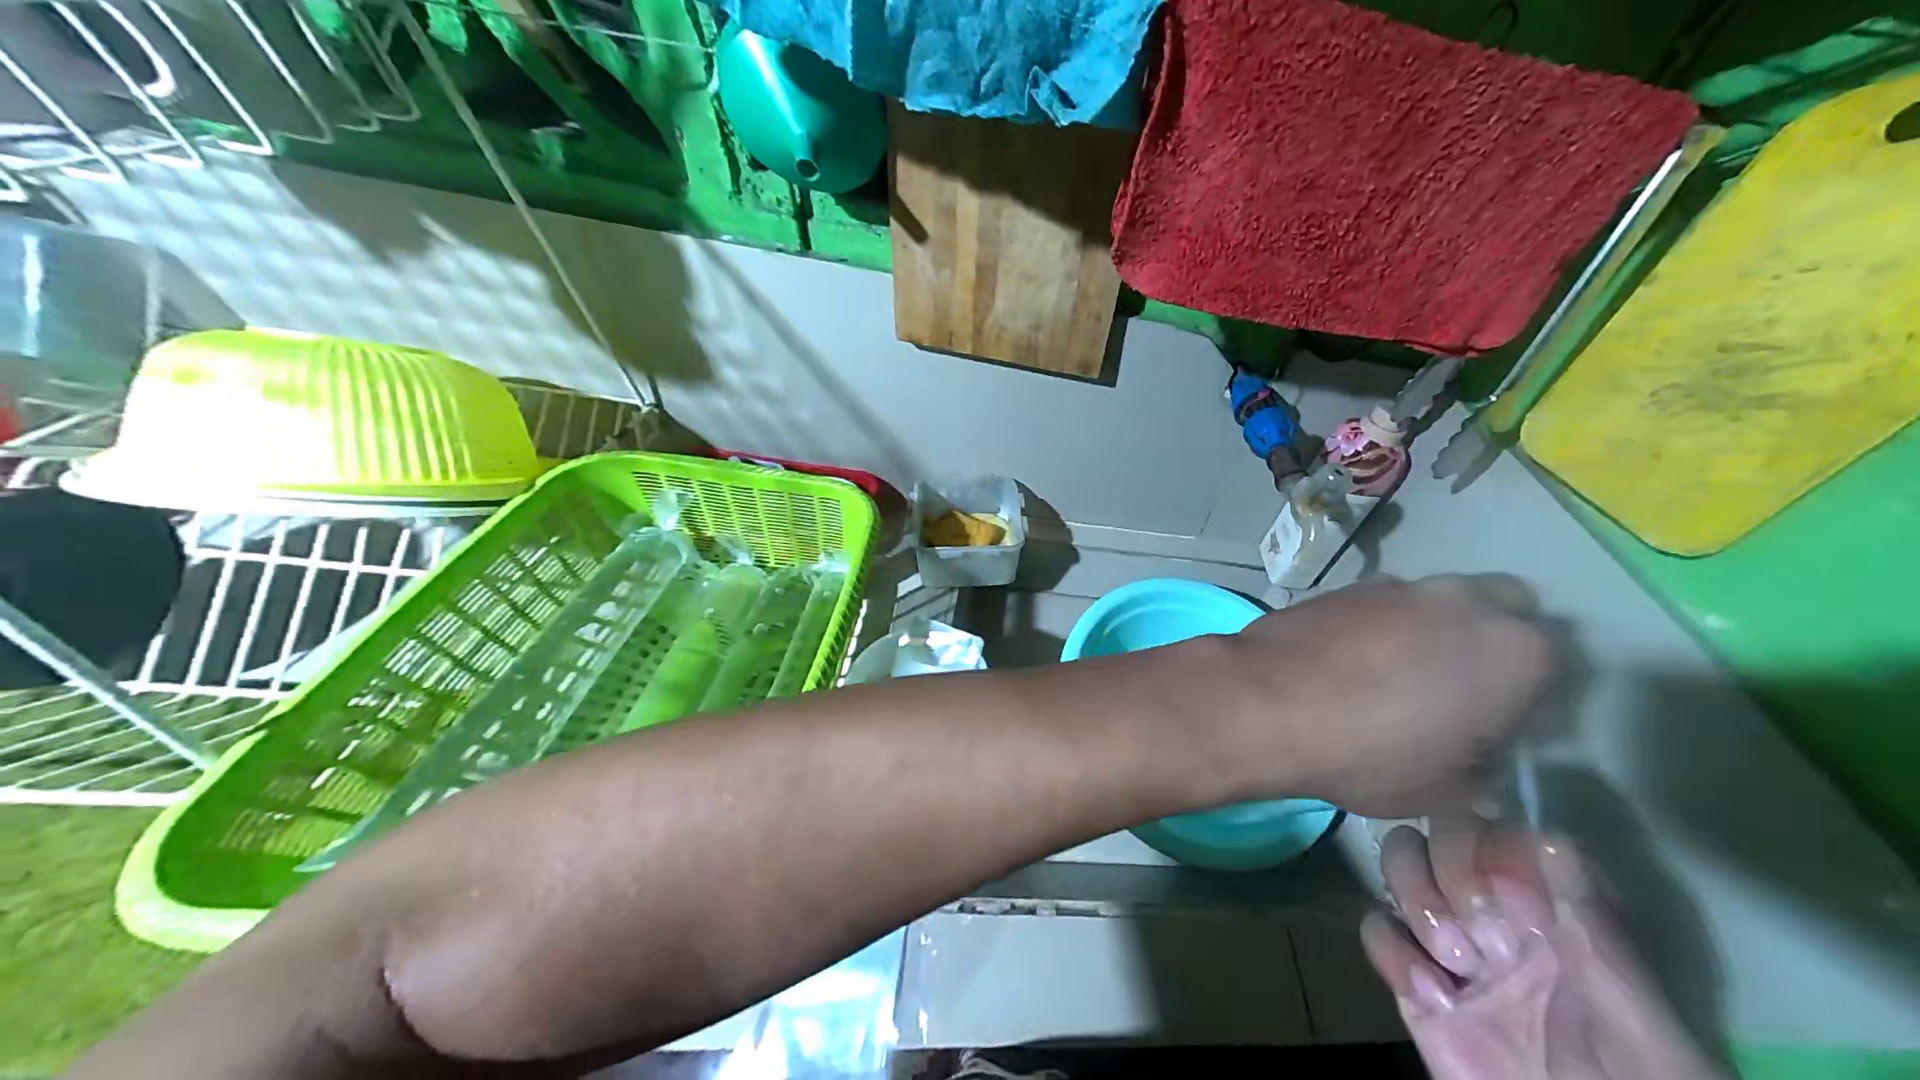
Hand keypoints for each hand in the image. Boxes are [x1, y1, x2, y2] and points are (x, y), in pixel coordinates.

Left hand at [1217, 575, 1553, 816]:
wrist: (1262, 702)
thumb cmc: (1365, 753)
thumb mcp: (1446, 791)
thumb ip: (1483, 767)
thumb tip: (1478, 753)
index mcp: (1516, 652)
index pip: (1553, 670)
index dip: (1530, 703)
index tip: (1499, 729)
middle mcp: (1464, 601)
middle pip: (1504, 611)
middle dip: (1494, 642)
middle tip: (1460, 686)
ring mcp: (1400, 585)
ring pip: (1441, 600)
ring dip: (1436, 628)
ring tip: (1397, 672)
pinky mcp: (1345, 585)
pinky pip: (1384, 603)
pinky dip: (1383, 623)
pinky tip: (1353, 658)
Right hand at [1361, 825, 1725, 1079]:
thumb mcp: (1639, 1029)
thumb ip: (1599, 940)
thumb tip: (1553, 841)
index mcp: (1563, 916)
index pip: (1511, 833)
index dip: (1501, 849)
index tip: (1520, 903)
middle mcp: (1502, 915)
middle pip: (1443, 832)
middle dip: (1449, 869)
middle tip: (1483, 936)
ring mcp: (1451, 943)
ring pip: (1400, 862)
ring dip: (1415, 900)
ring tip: (1455, 963)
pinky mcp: (1410, 976)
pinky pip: (1375, 927)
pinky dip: (1392, 954)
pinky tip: (1434, 999)